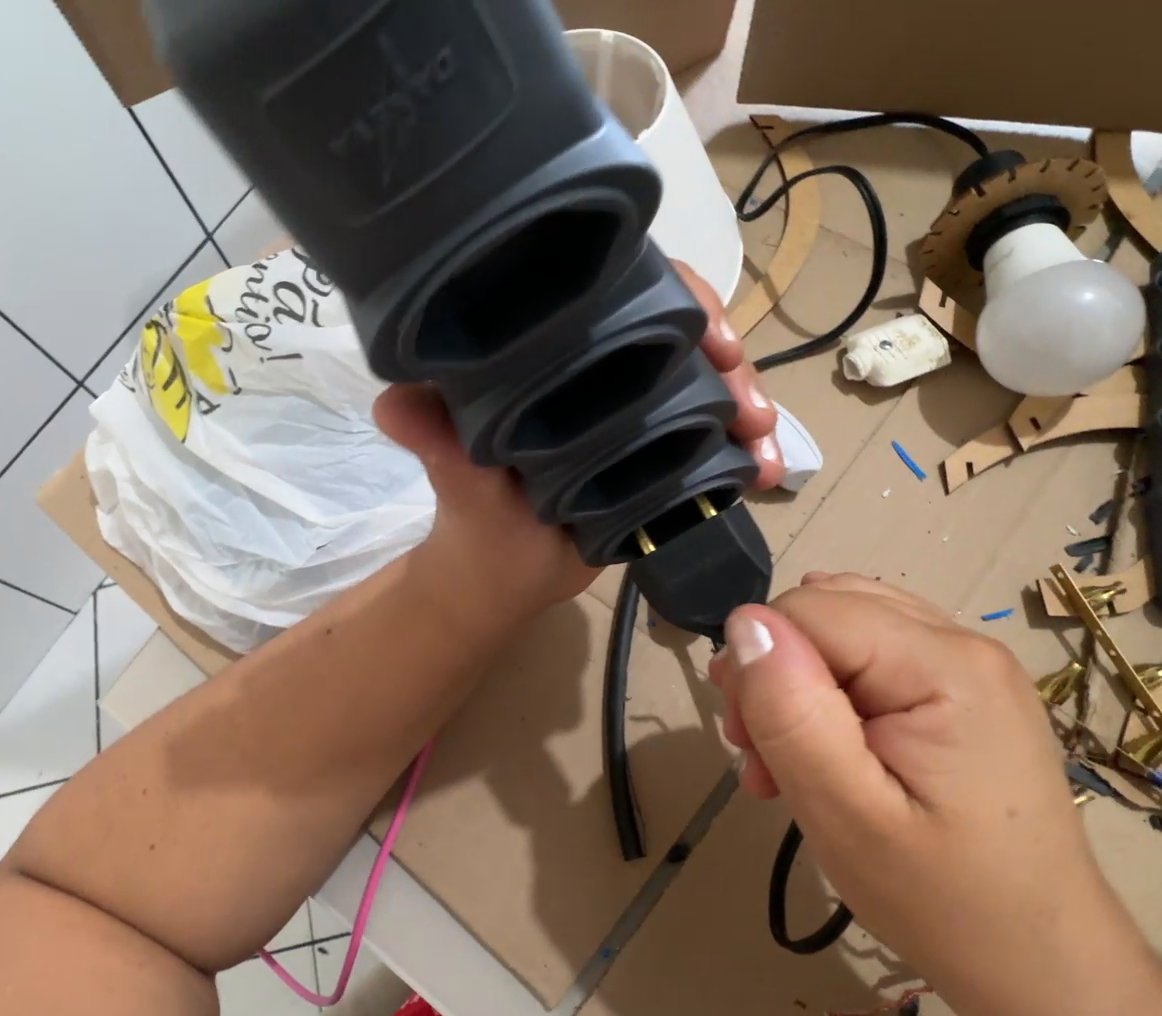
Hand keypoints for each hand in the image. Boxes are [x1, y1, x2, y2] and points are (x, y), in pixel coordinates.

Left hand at [373, 260, 783, 624]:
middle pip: (678, 332)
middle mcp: (599, 362)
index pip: (620, 289)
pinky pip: (712, 434)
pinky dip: (744, 449)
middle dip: (728, 358)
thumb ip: (439, 443)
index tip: (711, 338)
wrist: (506, 580)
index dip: (675, 297)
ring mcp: (635, 403)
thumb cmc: (475, 518)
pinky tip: (766, 474)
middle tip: (749, 403)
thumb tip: (394, 405)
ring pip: (706, 381)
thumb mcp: (459, 477)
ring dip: (748, 404)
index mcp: (552, 347)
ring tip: (765, 448)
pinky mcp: (660, 445)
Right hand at [709, 574, 1161, 1015]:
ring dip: (795, 684)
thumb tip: (743, 622)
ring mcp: (968, 664)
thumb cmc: (940, 899)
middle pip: (821, 611)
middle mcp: (962, 642)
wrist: (1038, 963)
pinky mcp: (962, 691)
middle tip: (765, 758)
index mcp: (942, 664)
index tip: (750, 745)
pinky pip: (869, 656)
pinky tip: (825, 752)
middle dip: (773, 675)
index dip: (760, 667)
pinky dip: (829, 692)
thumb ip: (791, 711)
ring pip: (838, 628)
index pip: (805, 611)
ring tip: (790, 761)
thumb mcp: (846, 814)